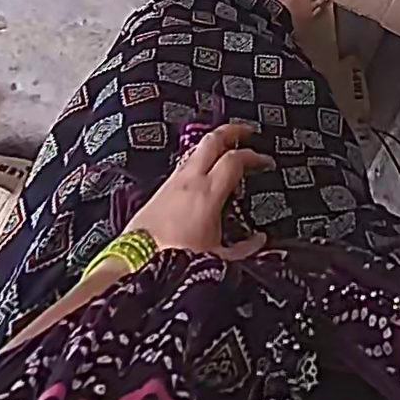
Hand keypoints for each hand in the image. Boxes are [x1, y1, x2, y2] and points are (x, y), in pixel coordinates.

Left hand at [124, 123, 273, 258]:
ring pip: (196, 149)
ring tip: (225, 148)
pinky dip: (197, 160)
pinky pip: (183, 165)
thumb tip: (259, 242)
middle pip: (213, 139)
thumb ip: (244, 250)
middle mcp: (189, 181)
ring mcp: (171, 184)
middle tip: (246, 132)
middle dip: (232, 131)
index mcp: (208, 192)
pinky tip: (201, 172)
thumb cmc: (173, 263)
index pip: (236, 159)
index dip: (254, 156)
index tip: (265, 161)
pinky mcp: (157, 192)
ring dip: (213, 144)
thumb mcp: (217, 261)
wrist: (133, 269)